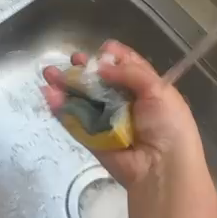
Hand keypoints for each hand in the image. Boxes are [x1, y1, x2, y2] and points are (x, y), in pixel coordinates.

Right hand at [41, 40, 203, 193]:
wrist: (162, 167)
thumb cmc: (168, 125)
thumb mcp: (159, 90)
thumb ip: (130, 73)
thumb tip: (101, 66)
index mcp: (145, 89)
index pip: (126, 67)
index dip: (112, 57)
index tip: (100, 50)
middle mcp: (124, 102)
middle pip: (100, 80)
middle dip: (84, 68)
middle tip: (73, 60)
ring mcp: (105, 120)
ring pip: (82, 98)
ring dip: (65, 84)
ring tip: (49, 73)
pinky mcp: (91, 137)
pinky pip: (73, 120)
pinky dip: (60, 107)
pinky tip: (48, 93)